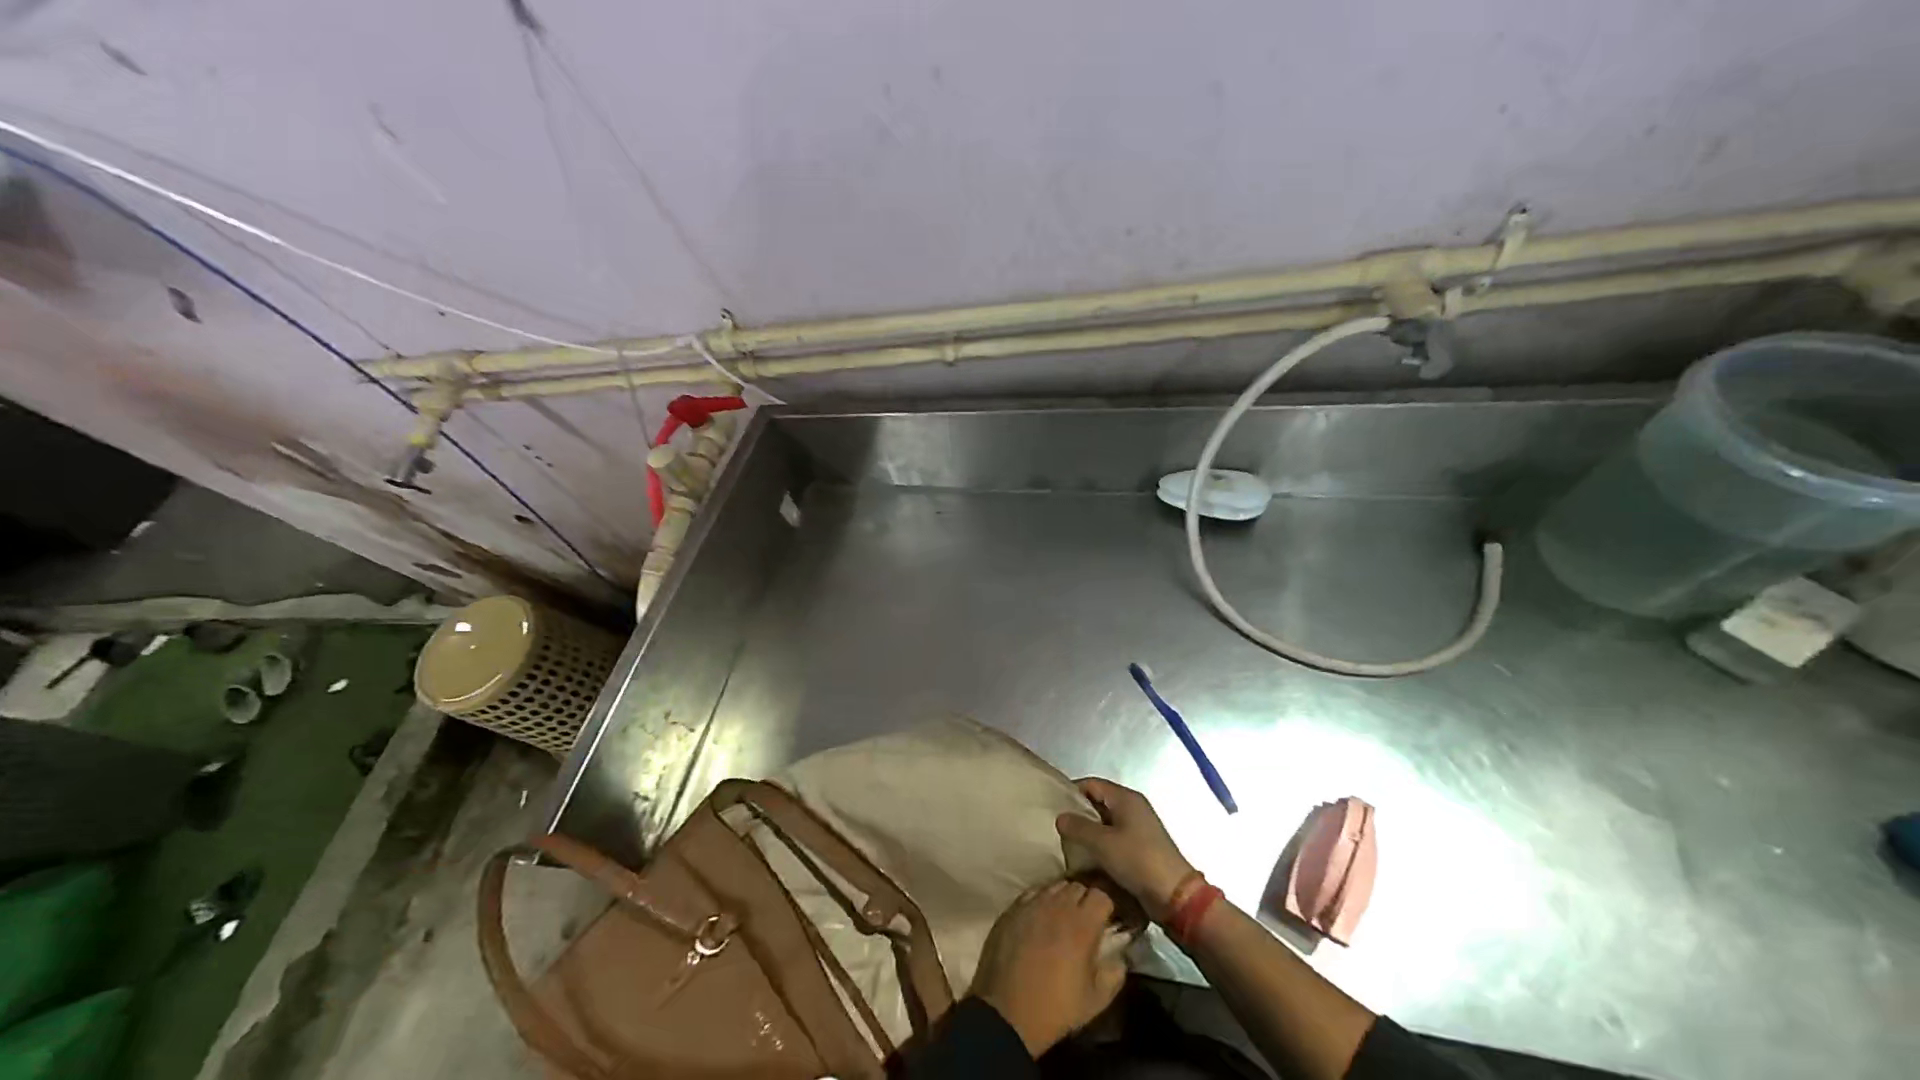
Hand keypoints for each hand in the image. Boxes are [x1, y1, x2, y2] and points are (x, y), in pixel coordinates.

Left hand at [970, 881, 1126, 1056]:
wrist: (1005, 1014)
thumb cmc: (1055, 1008)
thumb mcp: (1097, 1000)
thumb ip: (1116, 972)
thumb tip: (1120, 955)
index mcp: (1082, 925)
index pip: (1102, 895)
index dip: (1108, 906)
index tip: (1109, 920)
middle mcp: (1057, 906)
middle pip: (1079, 886)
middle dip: (1087, 899)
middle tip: (1088, 920)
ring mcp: (1031, 905)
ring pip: (1055, 886)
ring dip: (1064, 898)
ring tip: (1064, 917)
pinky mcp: (1011, 909)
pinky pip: (1032, 893)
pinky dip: (1041, 900)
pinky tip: (1041, 917)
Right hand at [1056, 778, 1196, 922]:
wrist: (1173, 894)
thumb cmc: (1137, 860)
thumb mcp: (1102, 843)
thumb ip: (1078, 827)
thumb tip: (1060, 817)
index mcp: (1126, 798)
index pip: (1091, 783)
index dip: (1072, 791)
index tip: (1053, 805)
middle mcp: (1132, 807)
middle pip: (1098, 800)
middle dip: (1078, 812)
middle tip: (1057, 825)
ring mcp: (1137, 827)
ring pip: (1104, 821)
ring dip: (1088, 829)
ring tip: (1066, 841)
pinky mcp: (1139, 846)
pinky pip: (1113, 837)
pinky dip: (1099, 842)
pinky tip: (1084, 855)